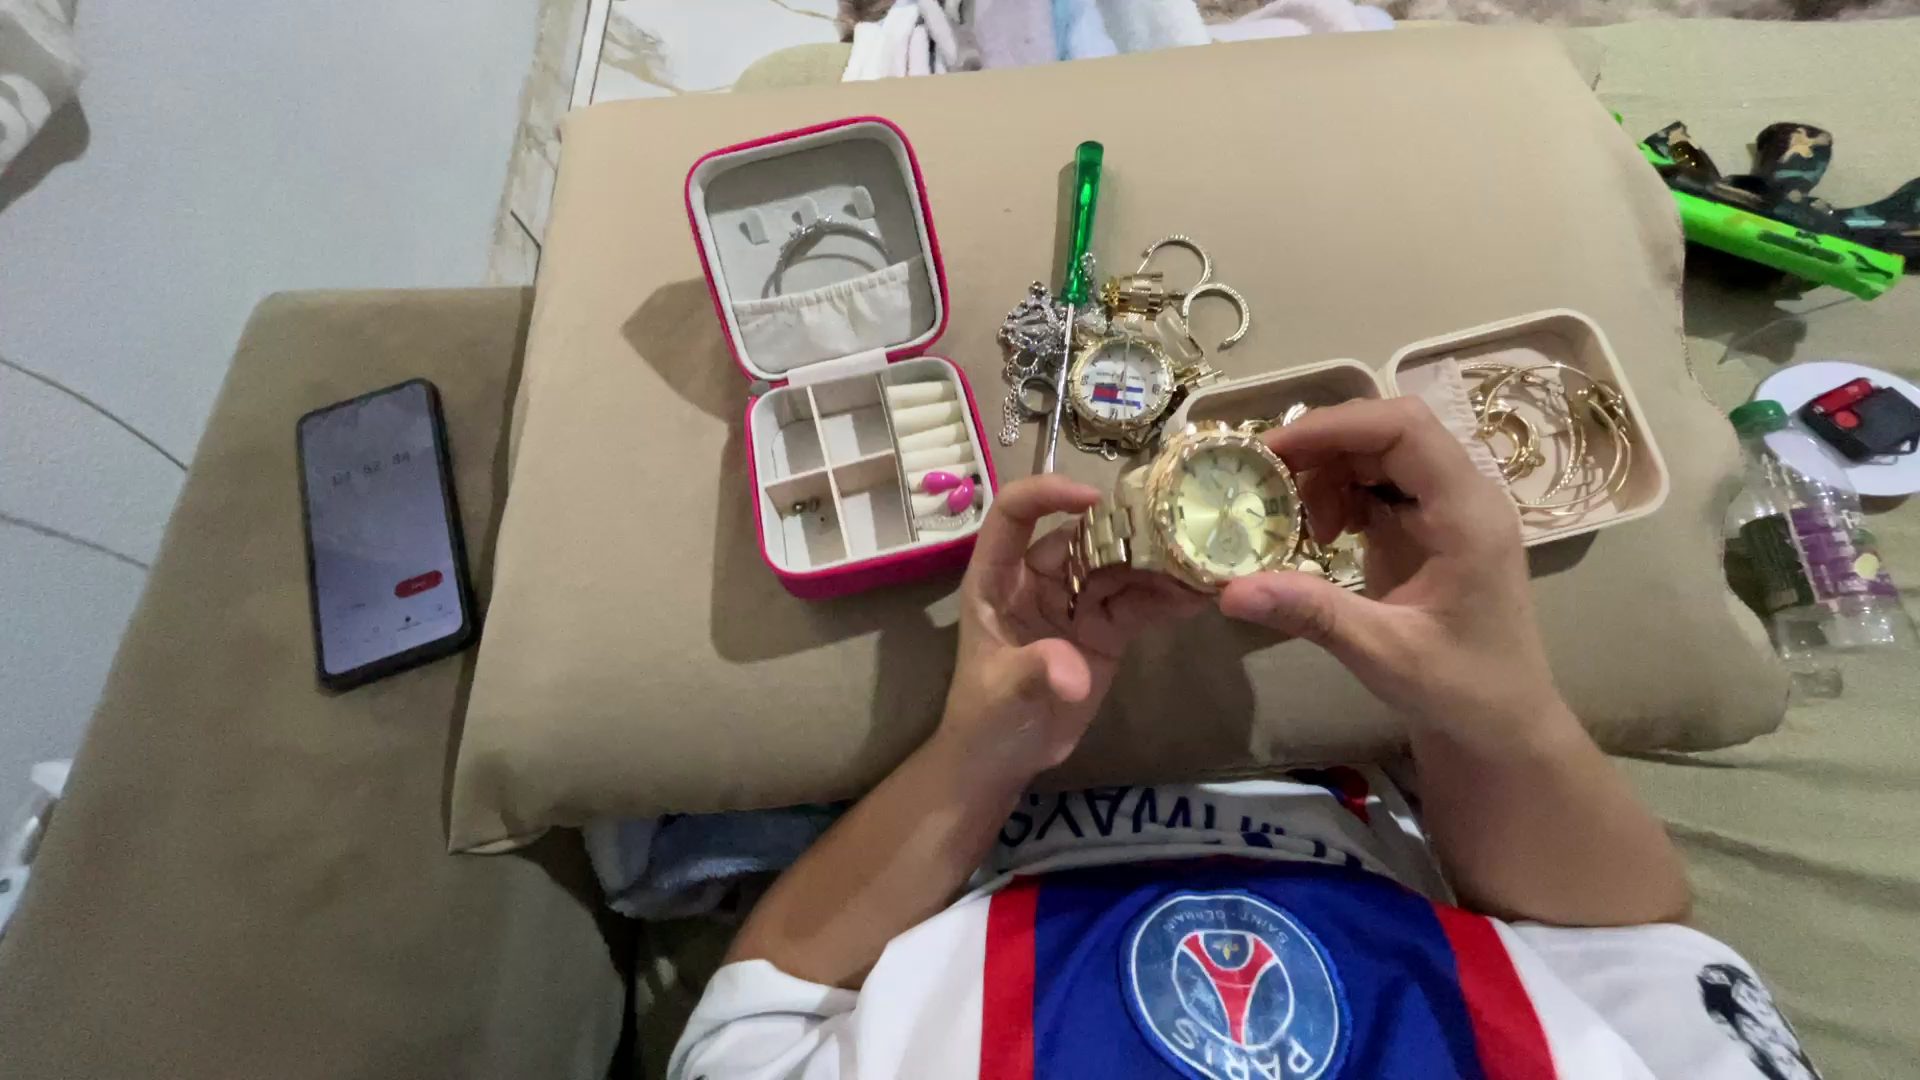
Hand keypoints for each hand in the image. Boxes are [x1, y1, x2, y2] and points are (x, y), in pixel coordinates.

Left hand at [941, 475, 1208, 780]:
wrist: (1006, 759)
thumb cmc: (985, 718)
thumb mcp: (1002, 694)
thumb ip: (1032, 673)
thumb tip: (1071, 671)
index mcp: (996, 578)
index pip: (1013, 516)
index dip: (1045, 495)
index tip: (1091, 497)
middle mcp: (1037, 579)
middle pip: (1078, 537)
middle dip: (1123, 530)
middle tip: (1175, 525)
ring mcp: (1073, 601)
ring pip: (1114, 566)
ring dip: (1153, 562)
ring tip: (1197, 559)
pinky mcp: (1103, 628)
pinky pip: (1135, 604)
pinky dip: (1164, 599)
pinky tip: (1195, 596)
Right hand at [1219, 398, 1560, 731]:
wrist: (1498, 722)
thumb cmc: (1458, 688)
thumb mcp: (1382, 652)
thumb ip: (1311, 613)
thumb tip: (1229, 590)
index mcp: (1467, 514)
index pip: (1404, 429)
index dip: (1334, 426)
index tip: (1269, 451)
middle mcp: (1461, 496)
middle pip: (1386, 431)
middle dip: (1319, 446)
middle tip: (1263, 480)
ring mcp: (1442, 509)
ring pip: (1374, 452)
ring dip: (1323, 472)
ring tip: (1293, 520)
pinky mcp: (1422, 525)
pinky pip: (1371, 482)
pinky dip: (1332, 494)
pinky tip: (1317, 535)